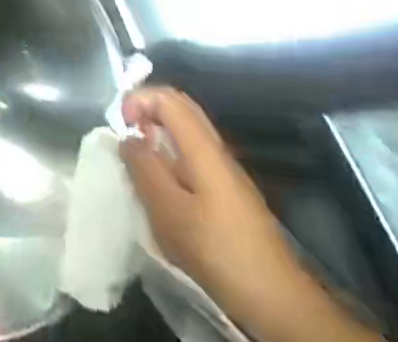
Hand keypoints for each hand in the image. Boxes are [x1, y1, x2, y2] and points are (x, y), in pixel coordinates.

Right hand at [119, 88, 383, 341]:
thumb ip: (143, 166)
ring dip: (158, 136)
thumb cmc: (216, 249)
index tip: (121, 126)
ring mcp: (227, 173)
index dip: (139, 99)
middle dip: (147, 112)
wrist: (275, 299)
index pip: (169, 98)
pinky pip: (193, 157)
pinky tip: (163, 191)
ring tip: (139, 166)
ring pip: (187, 133)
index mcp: (203, 148)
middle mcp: (218, 151)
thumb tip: (128, 137)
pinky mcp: (230, 193)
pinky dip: (171, 158)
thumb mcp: (167, 209)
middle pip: (181, 109)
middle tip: (127, 137)